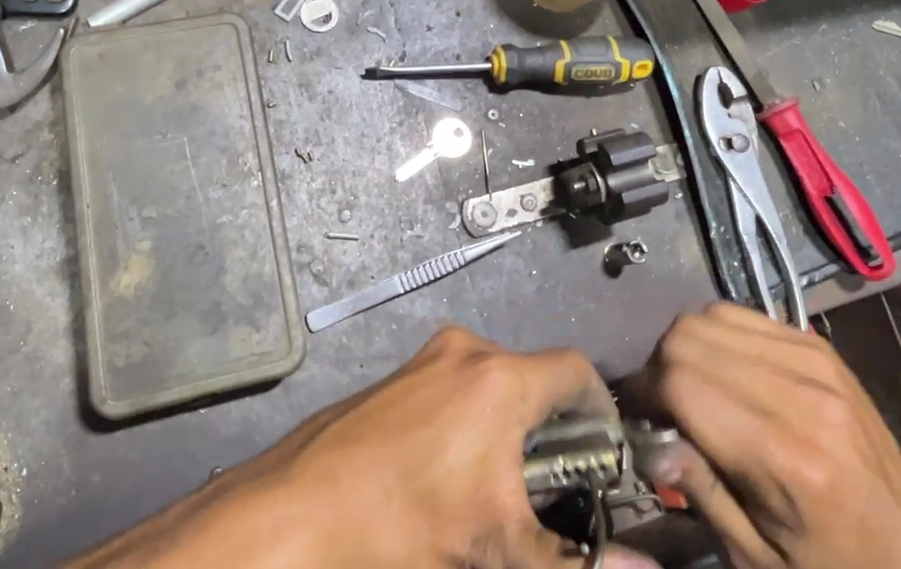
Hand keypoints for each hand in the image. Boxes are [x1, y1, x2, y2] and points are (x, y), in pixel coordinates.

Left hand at [63, 325, 612, 568]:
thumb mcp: (495, 548)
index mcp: (498, 378)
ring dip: (508, 427)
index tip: (606, 456)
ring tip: (501, 487)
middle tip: (557, 484)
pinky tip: (452, 474)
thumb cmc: (402, 521)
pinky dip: (469, 422)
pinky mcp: (394, 379)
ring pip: (491, 384)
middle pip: (534, 378)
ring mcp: (422, 361)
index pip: (577, 372)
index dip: (601, 411)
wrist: (295, 510)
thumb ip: (574, 559)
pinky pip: (453, 389)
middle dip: (552, 429)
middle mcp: (464, 352)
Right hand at [635, 304, 900, 568]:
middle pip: (688, 337)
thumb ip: (697, 489)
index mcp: (786, 458)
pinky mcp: (823, 348)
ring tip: (692, 388)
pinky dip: (718, 337)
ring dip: (686, 347)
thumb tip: (646, 438)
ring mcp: (818, 364)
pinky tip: (725, 373)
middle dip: (659, 367)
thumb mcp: (752, 555)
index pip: (681, 382)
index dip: (644, 393)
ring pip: (710, 316)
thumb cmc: (823, 565)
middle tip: (663, 407)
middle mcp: (803, 396)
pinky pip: (742, 315)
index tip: (639, 420)